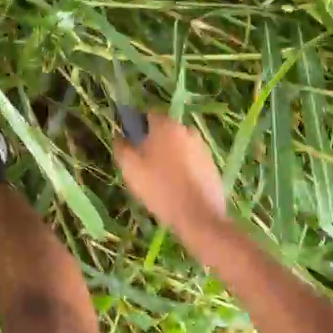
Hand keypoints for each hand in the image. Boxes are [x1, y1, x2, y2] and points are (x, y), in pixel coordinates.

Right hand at [115, 111, 228, 234]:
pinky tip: (178, 187)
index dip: (137, 128)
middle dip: (154, 143)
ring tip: (162, 180)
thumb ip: (121, 146)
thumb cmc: (160, 187)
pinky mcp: (213, 166)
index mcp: (166, 125)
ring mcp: (203, 148)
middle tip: (144, 165)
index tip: (132, 146)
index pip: (148, 115)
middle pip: (164, 131)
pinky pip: (192, 161)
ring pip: (179, 146)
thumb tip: (120, 136)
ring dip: (170, 156)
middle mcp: (187, 130)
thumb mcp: (130, 167)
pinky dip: (184, 169)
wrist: (199, 217)